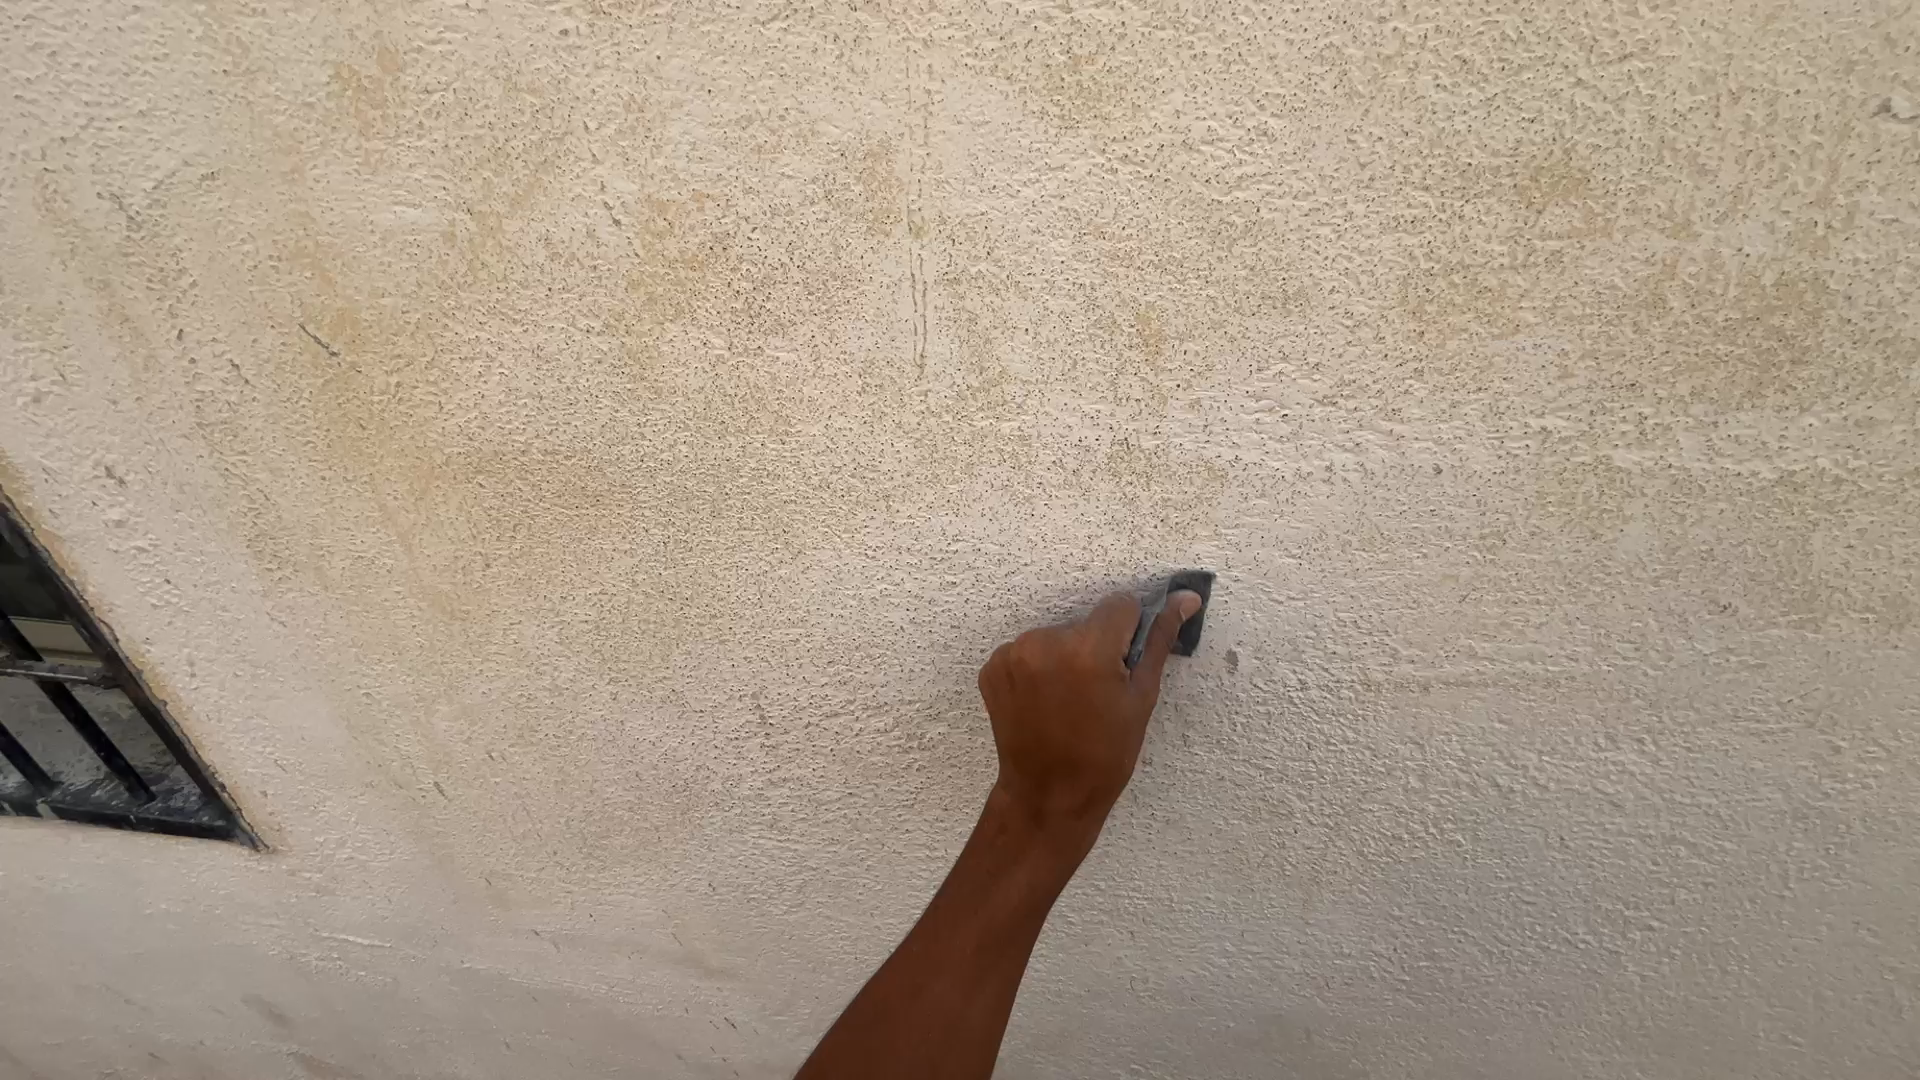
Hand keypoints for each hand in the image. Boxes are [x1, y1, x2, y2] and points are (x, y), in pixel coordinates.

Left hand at [976, 589, 1203, 840]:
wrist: (1049, 794)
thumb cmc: (1104, 753)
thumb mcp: (1141, 697)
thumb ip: (1160, 640)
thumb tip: (1186, 598)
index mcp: (1088, 649)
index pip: (1120, 604)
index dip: (1129, 632)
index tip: (1123, 662)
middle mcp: (1045, 642)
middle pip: (1085, 622)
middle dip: (1095, 646)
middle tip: (1095, 691)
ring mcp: (1013, 654)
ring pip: (1055, 635)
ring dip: (1064, 656)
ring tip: (1067, 699)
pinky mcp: (992, 667)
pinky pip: (1026, 651)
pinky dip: (1036, 668)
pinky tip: (1043, 701)